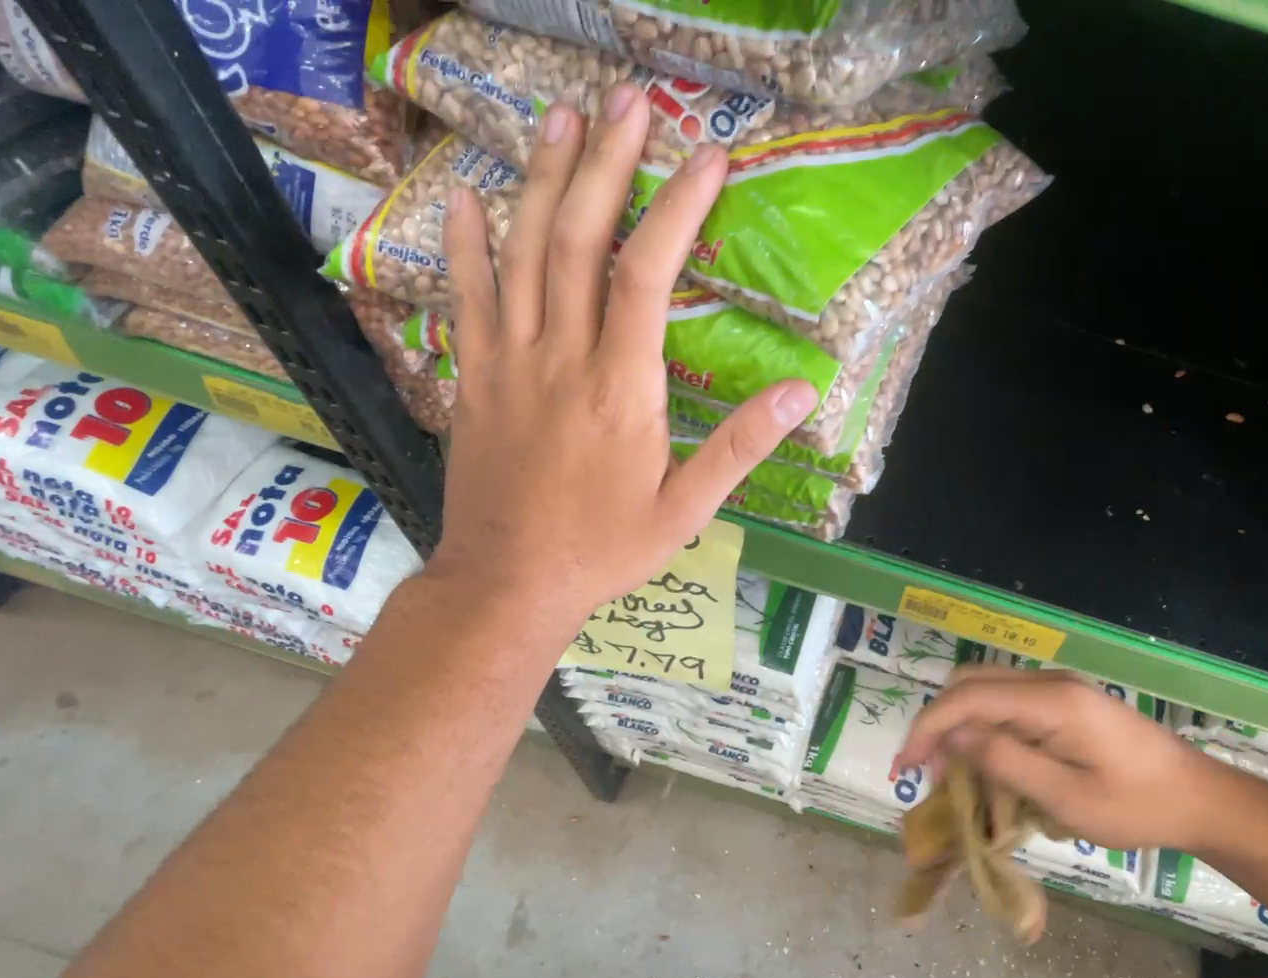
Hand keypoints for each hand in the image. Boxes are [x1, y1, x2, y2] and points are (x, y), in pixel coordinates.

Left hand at [426, 86, 818, 629]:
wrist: (508, 583)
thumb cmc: (607, 548)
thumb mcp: (690, 509)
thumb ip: (741, 445)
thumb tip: (803, 391)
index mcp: (622, 388)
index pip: (646, 276)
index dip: (676, 208)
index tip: (706, 156)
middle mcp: (562, 358)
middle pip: (579, 240)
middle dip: (607, 164)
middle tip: (629, 103)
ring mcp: (508, 362)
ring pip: (521, 254)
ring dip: (542, 180)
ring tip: (565, 120)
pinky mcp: (473, 376)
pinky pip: (466, 298)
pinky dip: (465, 243)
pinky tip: (468, 194)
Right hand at [892, 667, 1248, 851]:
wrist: (1198, 799)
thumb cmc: (1136, 806)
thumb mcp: (1065, 796)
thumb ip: (1004, 761)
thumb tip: (950, 734)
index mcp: (1051, 701)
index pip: (969, 697)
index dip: (928, 726)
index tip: (903, 766)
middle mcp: (1051, 682)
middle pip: (973, 682)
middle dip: (938, 721)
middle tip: (922, 770)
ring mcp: (1061, 690)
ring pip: (989, 690)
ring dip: (960, 724)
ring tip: (947, 772)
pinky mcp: (1067, 704)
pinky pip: (1011, 705)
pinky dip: (985, 728)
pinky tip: (984, 764)